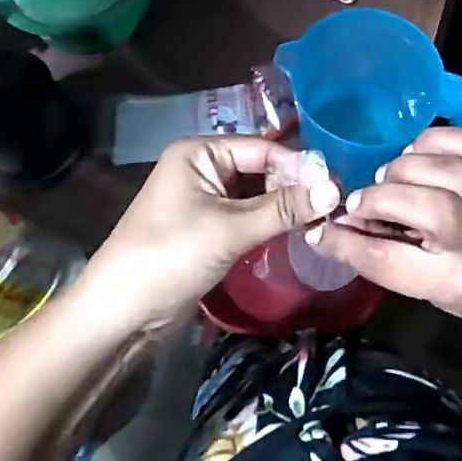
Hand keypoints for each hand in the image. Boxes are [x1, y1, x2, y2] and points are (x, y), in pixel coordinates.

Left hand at [75, 136, 339, 332]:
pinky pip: (245, 216)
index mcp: (199, 152)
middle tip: (337, 204)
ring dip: (285, 206)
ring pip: (255, 195)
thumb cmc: (171, 256)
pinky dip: (269, 223)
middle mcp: (202, 168)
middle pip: (259, 169)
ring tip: (326, 218)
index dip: (300, 165)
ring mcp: (203, 199)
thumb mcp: (230, 229)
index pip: (261, 148)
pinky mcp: (206, 228)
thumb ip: (283, 209)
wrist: (121, 313)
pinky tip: (299, 231)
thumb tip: (335, 190)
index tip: (339, 184)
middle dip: (294, 186)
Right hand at [308, 126, 461, 322]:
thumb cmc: (454, 281)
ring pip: (452, 171)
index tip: (322, 228)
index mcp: (456, 281)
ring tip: (386, 178)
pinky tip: (413, 153)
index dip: (351, 243)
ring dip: (406, 168)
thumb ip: (372, 254)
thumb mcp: (414, 284)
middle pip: (437, 211)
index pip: (396, 263)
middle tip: (358, 201)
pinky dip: (430, 140)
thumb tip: (322, 227)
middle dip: (386, 199)